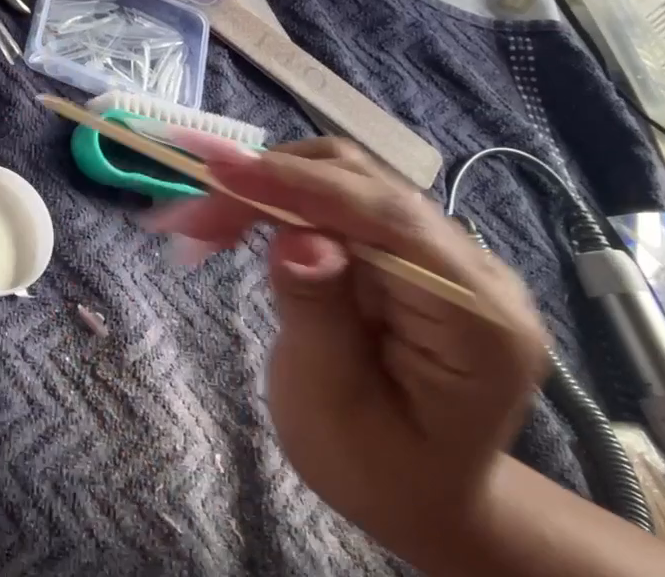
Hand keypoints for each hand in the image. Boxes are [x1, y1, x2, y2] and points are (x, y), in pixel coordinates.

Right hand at [150, 138, 550, 560]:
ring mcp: (440, 255)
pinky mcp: (401, 251)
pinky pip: (332, 203)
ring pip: (340, 182)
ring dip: (262, 190)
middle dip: (266, 186)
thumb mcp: (334, 403)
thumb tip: (296, 237)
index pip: (390, 220)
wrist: (418, 493)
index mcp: (479, 319)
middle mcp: (471, 270)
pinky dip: (273, 204)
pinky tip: (229, 226)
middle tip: (186, 218)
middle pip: (361, 187)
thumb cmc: (376, 466)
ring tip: (198, 225)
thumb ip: (318, 314)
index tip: (220, 170)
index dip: (301, 184)